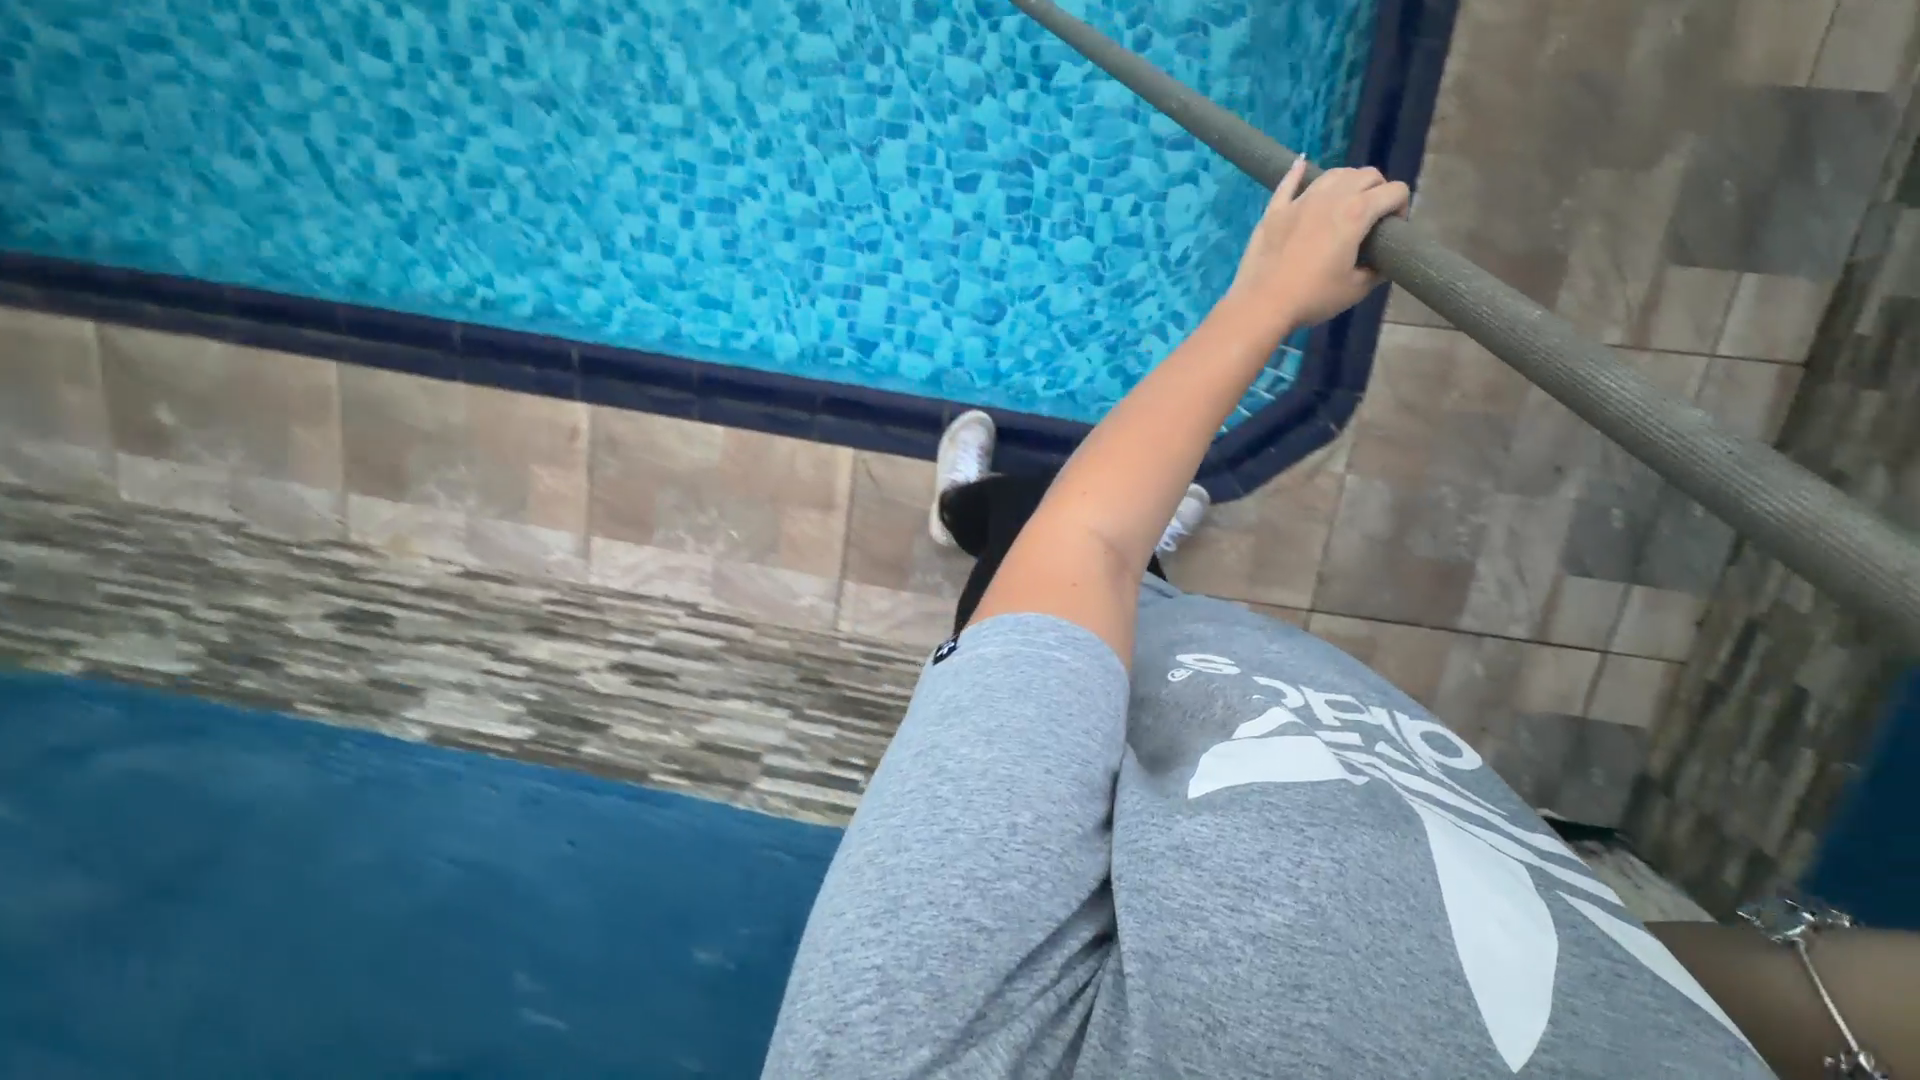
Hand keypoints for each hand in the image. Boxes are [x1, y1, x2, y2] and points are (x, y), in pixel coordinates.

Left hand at [1224, 158, 1409, 330]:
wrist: (1261, 304)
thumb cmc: (1312, 297)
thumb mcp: (1356, 289)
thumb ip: (1377, 270)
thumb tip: (1382, 263)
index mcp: (1356, 212)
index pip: (1394, 191)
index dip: (1401, 206)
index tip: (1393, 228)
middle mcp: (1330, 197)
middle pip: (1366, 175)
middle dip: (1378, 189)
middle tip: (1373, 216)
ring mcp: (1299, 201)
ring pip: (1333, 174)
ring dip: (1347, 182)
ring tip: (1346, 202)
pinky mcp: (1274, 211)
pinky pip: (1288, 182)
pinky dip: (1298, 173)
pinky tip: (1301, 166)